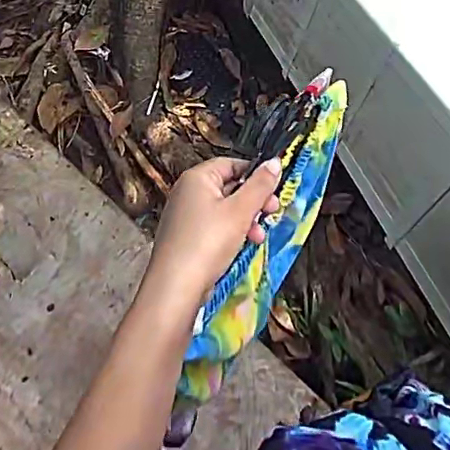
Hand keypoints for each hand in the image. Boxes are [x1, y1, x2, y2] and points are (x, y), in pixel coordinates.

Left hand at [141, 156, 282, 311]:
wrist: (175, 288)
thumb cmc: (207, 242)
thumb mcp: (240, 211)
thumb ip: (260, 185)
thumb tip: (274, 162)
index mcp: (197, 178)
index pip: (231, 164)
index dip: (255, 174)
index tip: (274, 188)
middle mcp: (188, 192)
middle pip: (229, 186)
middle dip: (253, 200)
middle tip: (272, 211)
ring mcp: (185, 216)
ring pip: (224, 209)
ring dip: (246, 220)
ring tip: (259, 236)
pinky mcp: (186, 238)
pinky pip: (214, 227)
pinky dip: (231, 233)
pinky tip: (243, 246)